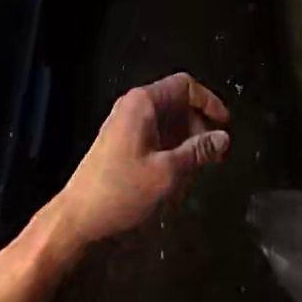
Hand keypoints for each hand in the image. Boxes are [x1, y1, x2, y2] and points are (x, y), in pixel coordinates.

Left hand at [49, 73, 229, 246]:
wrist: (76, 217)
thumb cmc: (121, 189)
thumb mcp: (166, 173)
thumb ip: (198, 151)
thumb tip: (223, 137)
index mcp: (143, 102)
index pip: (185, 85)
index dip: (209, 102)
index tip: (225, 124)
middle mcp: (134, 105)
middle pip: (177, 103)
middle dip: (198, 127)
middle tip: (213, 154)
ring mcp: (126, 122)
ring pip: (167, 122)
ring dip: (185, 142)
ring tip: (194, 171)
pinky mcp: (121, 140)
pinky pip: (154, 135)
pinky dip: (170, 149)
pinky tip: (175, 177)